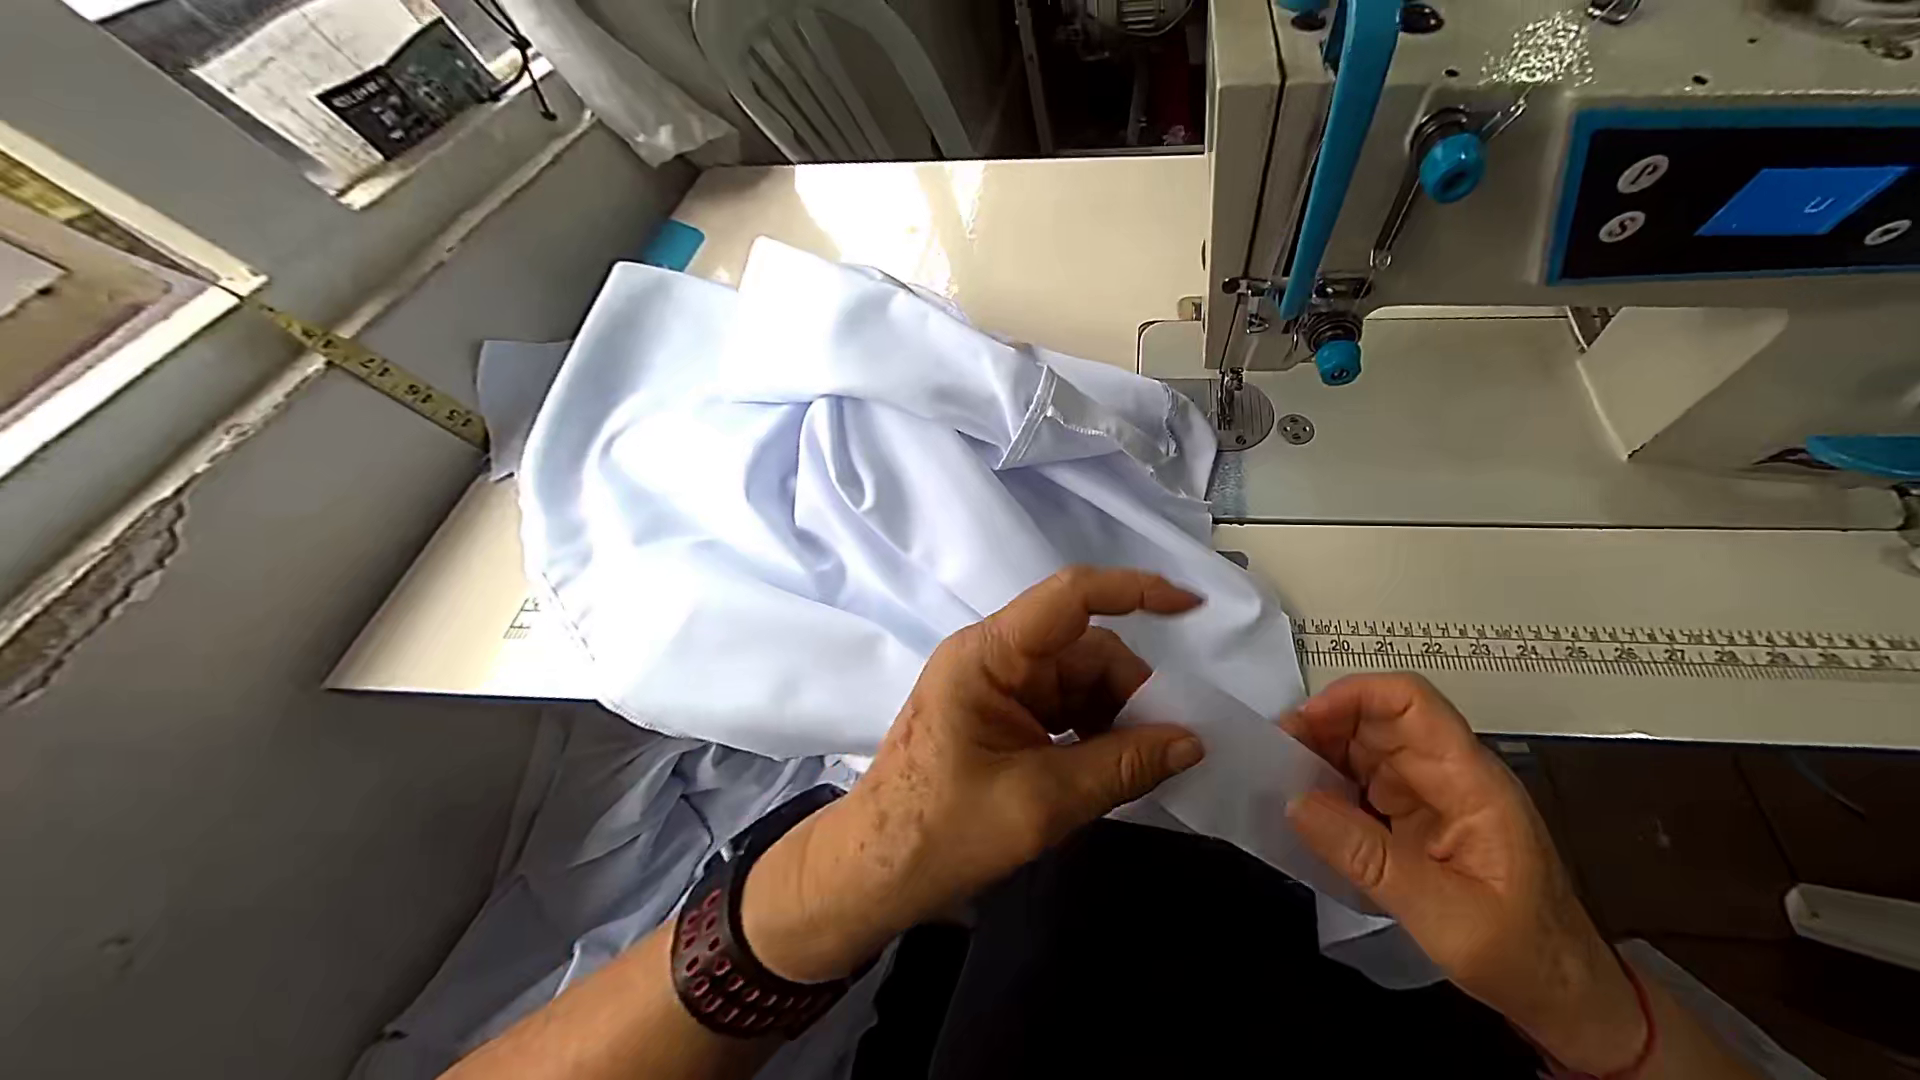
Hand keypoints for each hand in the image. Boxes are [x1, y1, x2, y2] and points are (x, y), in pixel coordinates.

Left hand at [741, 567, 1206, 982]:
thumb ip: (1122, 766)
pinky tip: (1106, 769)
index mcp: (989, 655)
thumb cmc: (942, 832)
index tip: (1190, 607)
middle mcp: (993, 656)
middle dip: (1130, 691)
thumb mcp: (1041, 802)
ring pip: (1079, 680)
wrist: (876, 872)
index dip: (1133, 590)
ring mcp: (996, 684)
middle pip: (1084, 649)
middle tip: (1165, 748)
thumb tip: (1192, 741)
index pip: (1069, 597)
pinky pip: (1063, 705)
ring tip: (1132, 768)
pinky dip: (1092, 731)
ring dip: (1114, 717)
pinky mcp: (1000, 712)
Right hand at [1283, 674, 1646, 1074]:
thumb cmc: (1524, 957)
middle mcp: (1445, 772)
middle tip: (1275, 754)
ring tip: (1280, 779)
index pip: (1411, 702)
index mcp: (1469, 781)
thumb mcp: (1445, 916)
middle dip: (1320, 724)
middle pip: (1375, 717)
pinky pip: (1357, 777)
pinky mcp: (1408, 813)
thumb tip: (1294, 802)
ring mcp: (1426, 791)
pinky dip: (1324, 781)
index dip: (1353, 696)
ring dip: (1317, 751)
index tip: (1303, 723)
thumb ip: (1368, 857)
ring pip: (1360, 743)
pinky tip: (1302, 803)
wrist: (1566, 999)